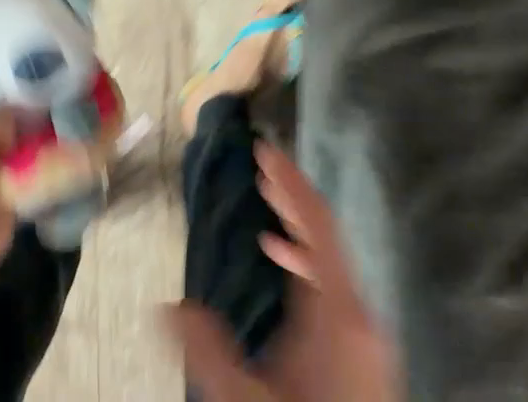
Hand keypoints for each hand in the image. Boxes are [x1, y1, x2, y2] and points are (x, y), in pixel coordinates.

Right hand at [168, 144, 402, 401]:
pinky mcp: (359, 346)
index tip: (266, 150)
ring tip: (265, 197)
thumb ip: (207, 351)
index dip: (291, 184)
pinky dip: (304, 257)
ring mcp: (362, 329)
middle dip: (292, 195)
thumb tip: (165, 305)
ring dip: (297, 224)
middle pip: (326, 233)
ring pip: (330, 257)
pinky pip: (331, 281)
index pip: (317, 226)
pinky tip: (279, 254)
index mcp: (338, 312)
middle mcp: (358, 311)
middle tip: (262, 159)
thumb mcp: (247, 397)